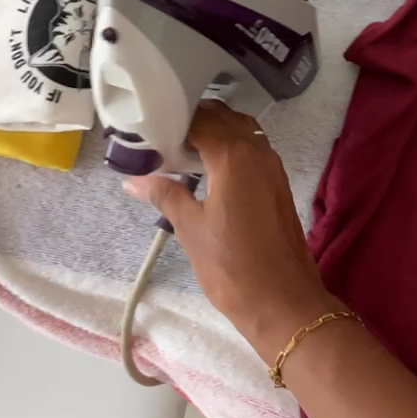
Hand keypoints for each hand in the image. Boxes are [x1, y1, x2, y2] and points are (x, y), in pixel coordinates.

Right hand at [123, 101, 343, 362]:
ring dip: (216, 131)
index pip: (201, 119)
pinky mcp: (278, 182)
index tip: (148, 127)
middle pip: (224, 118)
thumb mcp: (191, 229)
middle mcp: (258, 151)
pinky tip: (208, 167)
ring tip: (182, 148)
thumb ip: (165, 195)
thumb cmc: (232, 265)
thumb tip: (134, 180)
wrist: (282, 299)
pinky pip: (253, 148)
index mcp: (234, 156)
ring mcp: (273, 166)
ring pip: (242, 130)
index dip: (174, 119)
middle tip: (162, 134)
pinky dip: (231, 146)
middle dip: (195, 120)